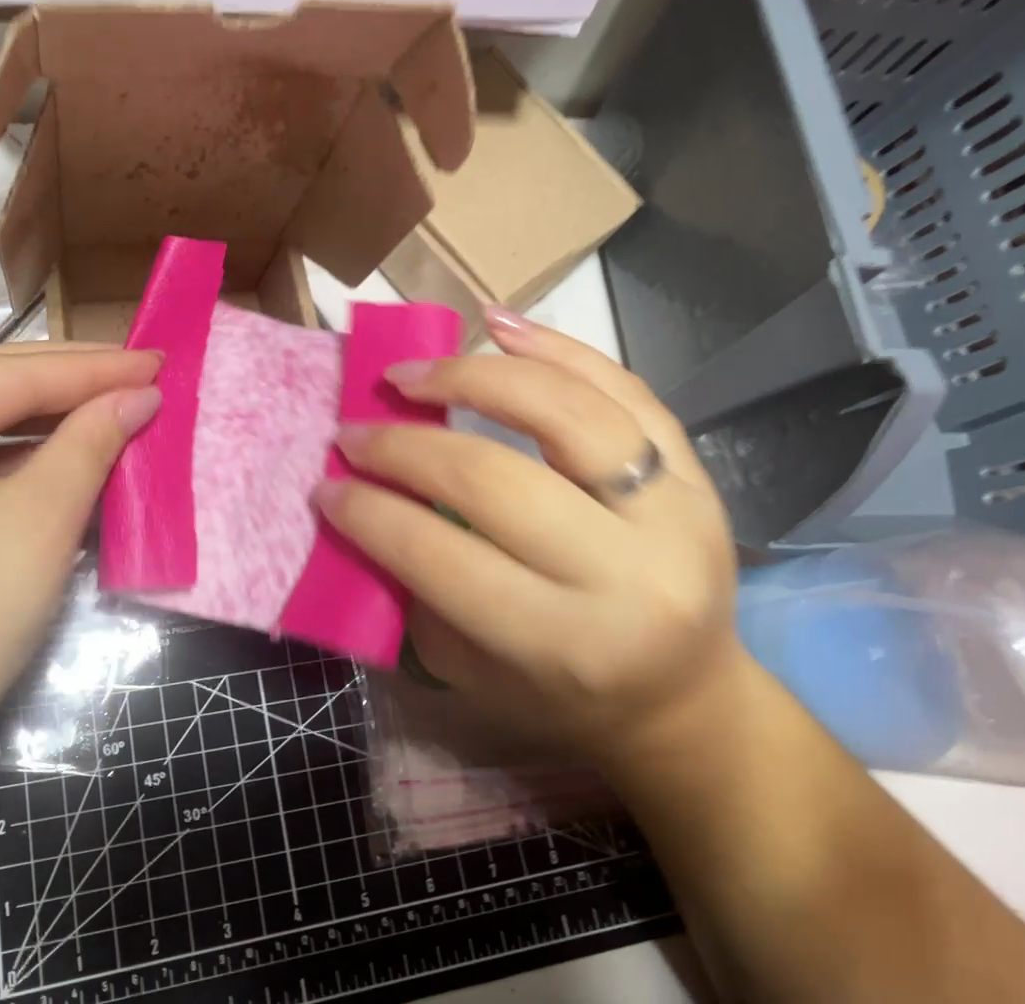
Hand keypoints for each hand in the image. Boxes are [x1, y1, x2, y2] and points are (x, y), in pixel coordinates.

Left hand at [0, 343, 161, 751]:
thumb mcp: (37, 523)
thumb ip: (90, 443)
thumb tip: (140, 396)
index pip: (9, 373)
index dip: (95, 367)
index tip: (161, 358)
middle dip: (69, 390)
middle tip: (145, 377)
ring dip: (43, 428)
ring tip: (115, 413)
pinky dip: (7, 465)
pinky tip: (60, 460)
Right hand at [315, 307, 742, 764]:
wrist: (682, 698)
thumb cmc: (561, 697)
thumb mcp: (471, 671)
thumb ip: (414, 589)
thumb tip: (360, 499)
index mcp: (564, 640)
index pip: (442, 555)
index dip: (370, 513)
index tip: (325, 487)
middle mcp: (627, 572)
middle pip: (495, 478)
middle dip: (405, 448)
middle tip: (355, 433)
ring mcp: (676, 512)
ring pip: (566, 412)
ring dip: (472, 379)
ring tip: (412, 373)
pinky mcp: (699, 474)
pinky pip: (626, 388)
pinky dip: (556, 349)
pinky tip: (496, 326)